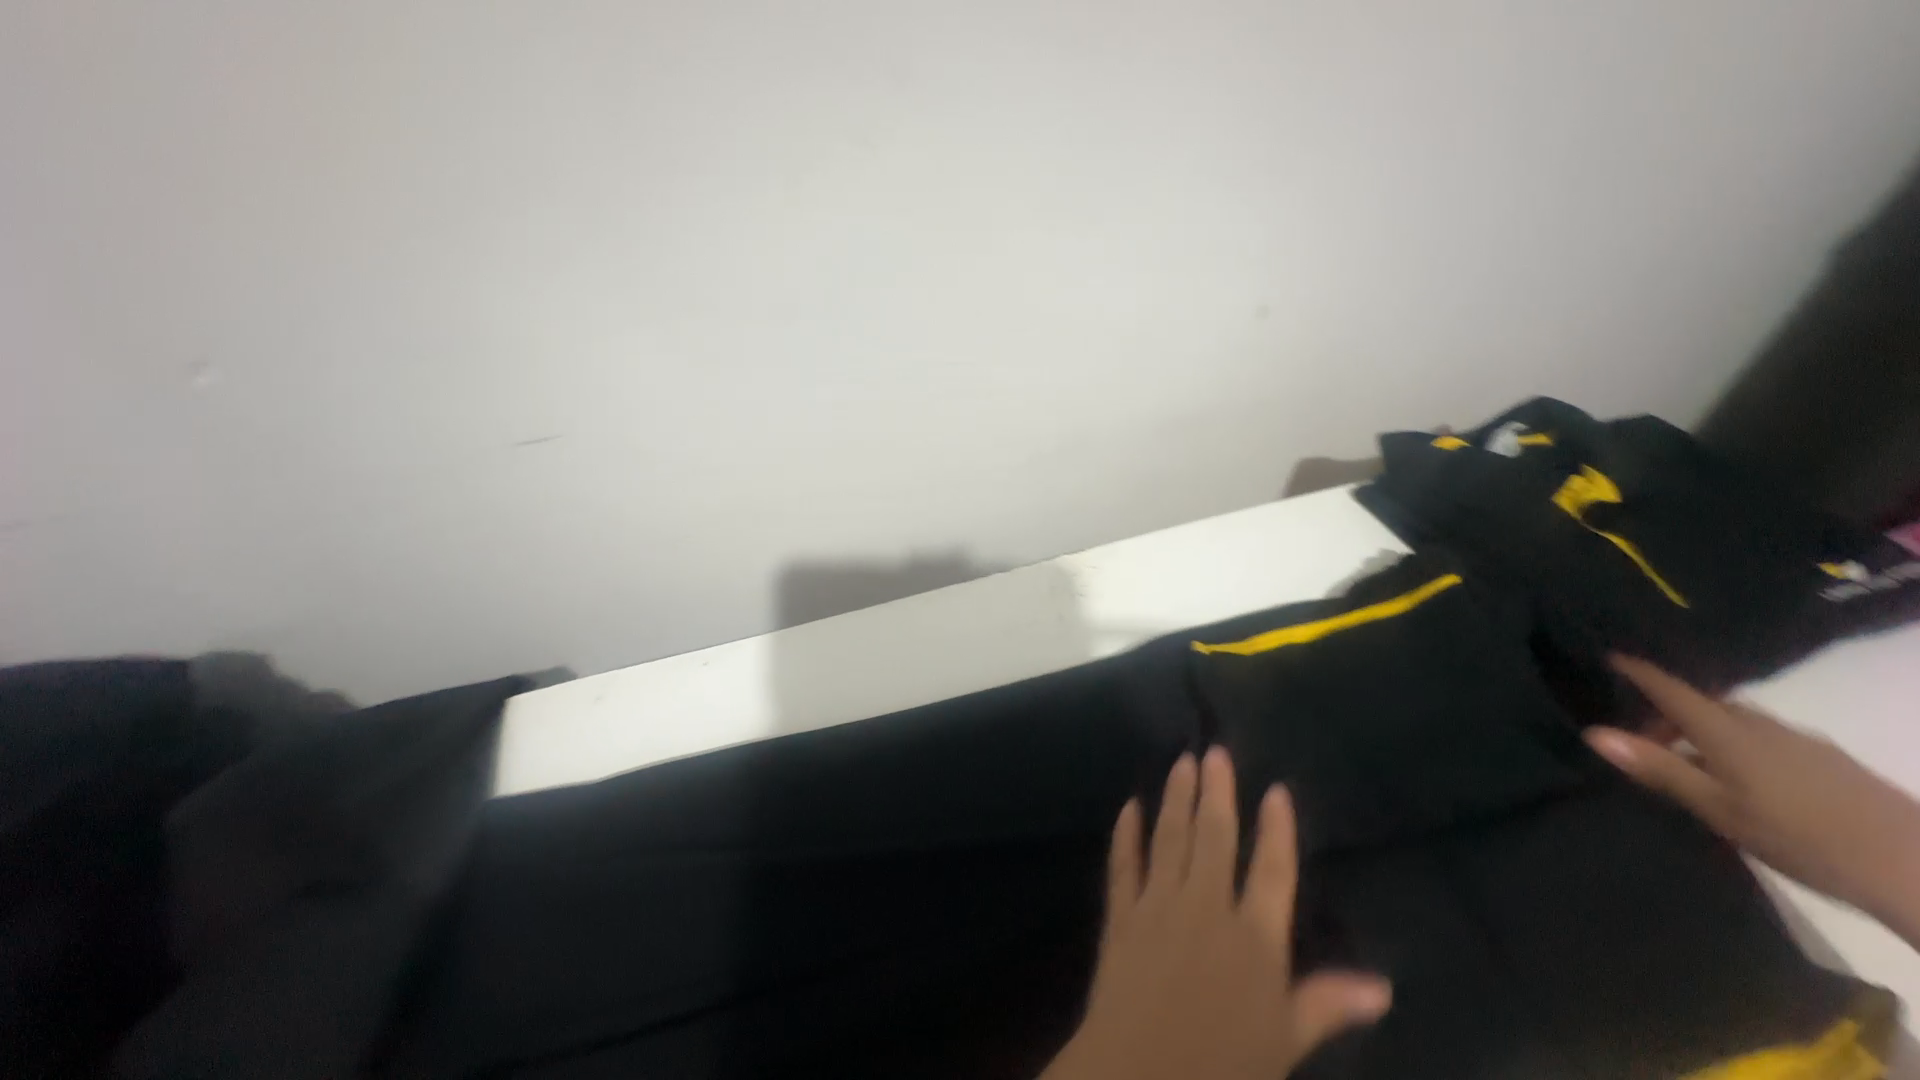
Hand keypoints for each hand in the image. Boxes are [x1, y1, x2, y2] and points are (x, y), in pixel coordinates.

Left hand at [1041, 748, 1391, 1079]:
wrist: (1139, 1074)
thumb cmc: (1222, 1066)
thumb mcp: (1284, 1041)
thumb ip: (1326, 1004)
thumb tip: (1383, 986)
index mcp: (1255, 937)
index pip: (1273, 870)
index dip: (1277, 829)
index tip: (1276, 790)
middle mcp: (1208, 908)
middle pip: (1216, 838)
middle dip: (1218, 793)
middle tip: (1215, 752)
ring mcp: (1159, 906)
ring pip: (1171, 839)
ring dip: (1176, 799)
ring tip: (1181, 763)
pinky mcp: (1120, 916)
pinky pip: (1123, 865)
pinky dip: (1126, 835)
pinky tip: (1128, 808)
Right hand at [1585, 655, 1919, 945]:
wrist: (1913, 866)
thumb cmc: (1800, 837)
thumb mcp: (1717, 808)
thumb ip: (1659, 769)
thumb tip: (1595, 733)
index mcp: (1728, 732)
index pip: (1673, 690)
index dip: (1641, 673)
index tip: (1612, 658)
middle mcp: (1763, 726)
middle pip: (1705, 705)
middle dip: (1669, 714)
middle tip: (1643, 741)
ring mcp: (1801, 742)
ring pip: (1737, 722)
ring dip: (1704, 732)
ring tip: (1689, 765)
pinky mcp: (1828, 761)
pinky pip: (1764, 739)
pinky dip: (1736, 745)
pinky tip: (1740, 779)